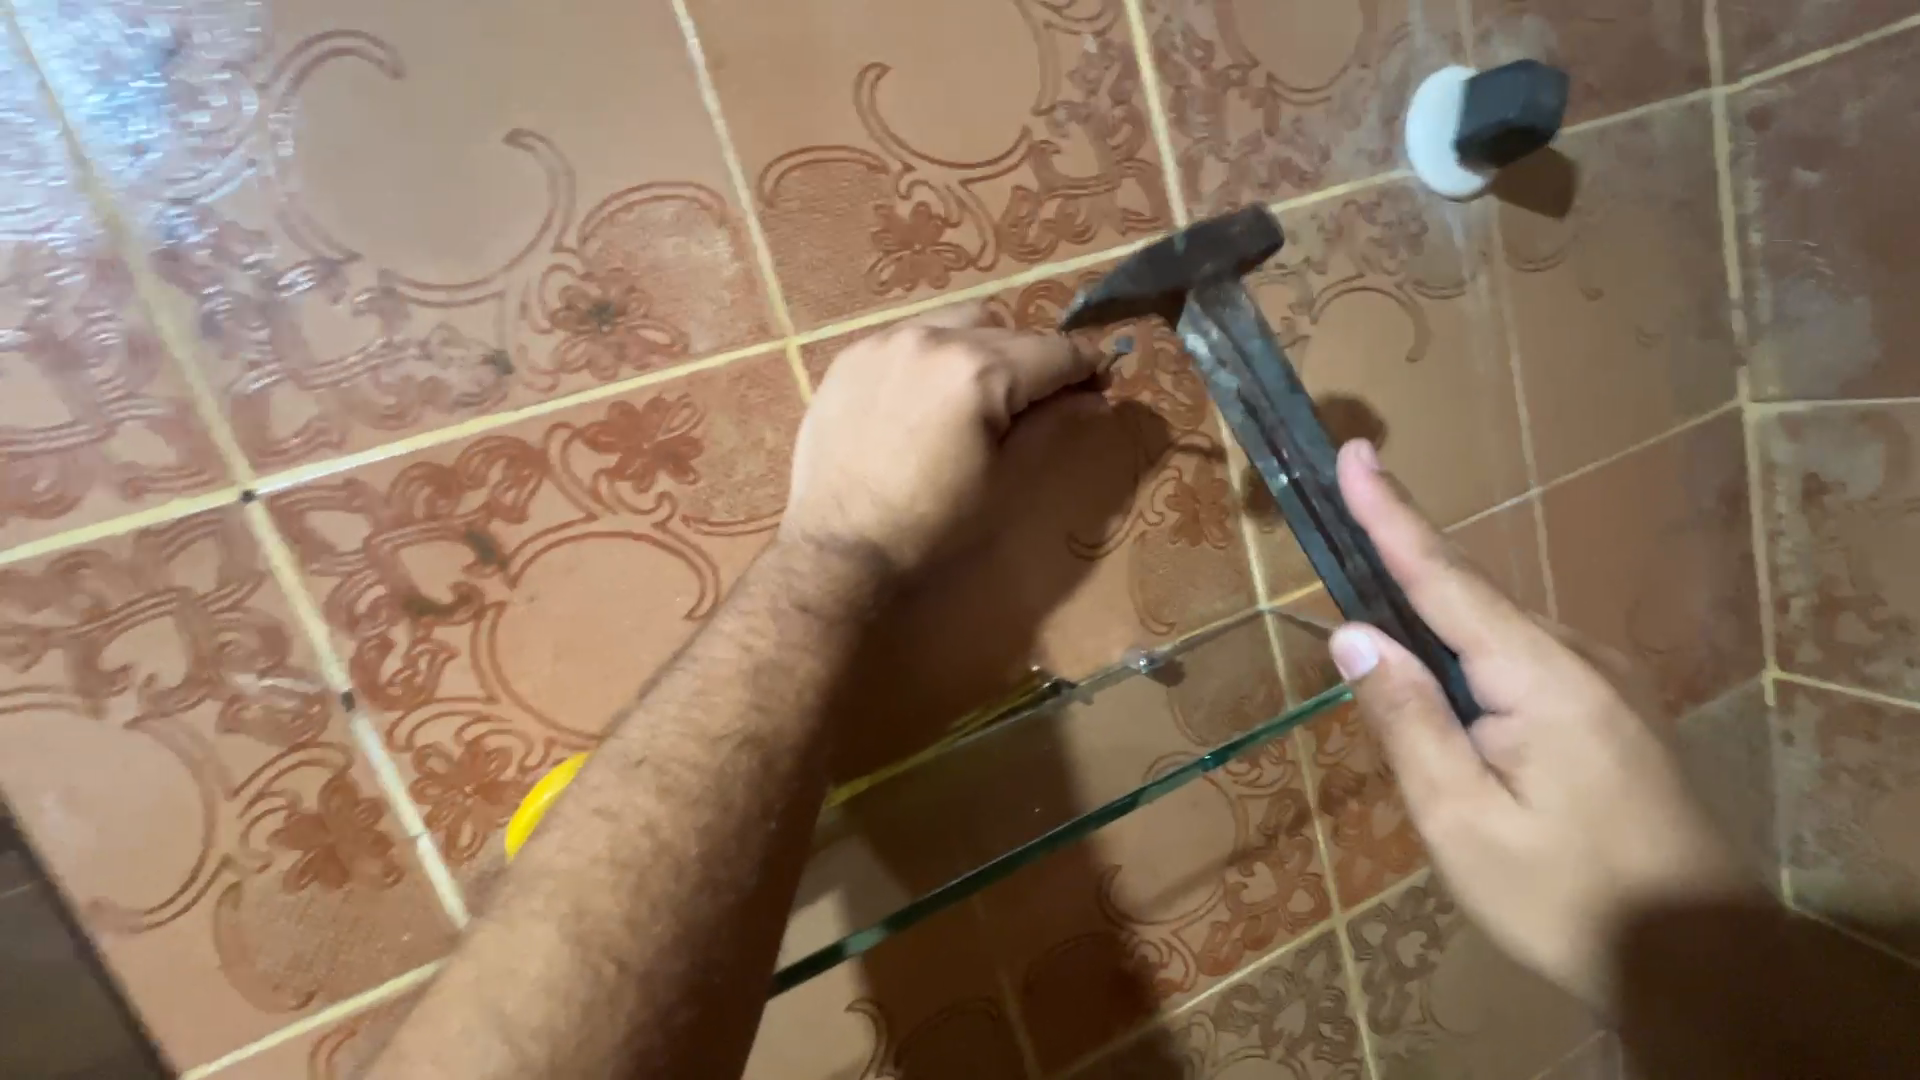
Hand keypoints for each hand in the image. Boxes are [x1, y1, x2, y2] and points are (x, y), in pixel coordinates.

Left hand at [781, 304, 1098, 574]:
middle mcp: (933, 338)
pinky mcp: (851, 357)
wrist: (840, 548)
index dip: (1086, 366)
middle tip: (1039, 400)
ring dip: (984, 347)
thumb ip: (1053, 426)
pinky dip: (934, 356)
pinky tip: (926, 397)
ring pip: (957, 323)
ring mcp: (885, 342)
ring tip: (979, 393)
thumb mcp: (1006, 481)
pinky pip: (910, 338)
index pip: (1054, 352)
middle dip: (1034, 359)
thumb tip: (1095, 397)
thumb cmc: (934, 526)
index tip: (1101, 381)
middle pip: (1008, 330)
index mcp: (979, 372)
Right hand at [1325, 439, 1758, 1006]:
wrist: (1704, 971)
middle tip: (1337, 508)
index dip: (1391, 514)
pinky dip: (1458, 645)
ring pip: (1488, 625)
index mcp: (1542, 680)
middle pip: (1466, 591)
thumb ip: (1408, 718)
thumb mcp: (1460, 818)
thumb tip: (1352, 633)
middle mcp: (1577, 660)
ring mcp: (1598, 682)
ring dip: (1423, 604)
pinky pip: (1511, 655)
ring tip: (1365, 602)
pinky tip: (1433, 673)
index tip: (1354, 455)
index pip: (1444, 578)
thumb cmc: (1563, 898)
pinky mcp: (1601, 708)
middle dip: (1398, 547)